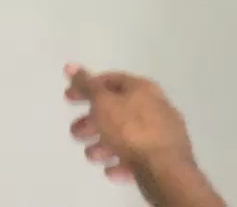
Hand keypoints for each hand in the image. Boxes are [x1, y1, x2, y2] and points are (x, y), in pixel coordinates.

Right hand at [63, 64, 199, 192]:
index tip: (69, 99)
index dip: (85, 87)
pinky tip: (110, 169)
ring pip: (126, 135)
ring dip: (104, 143)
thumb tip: (70, 64)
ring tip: (91, 155)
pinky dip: (122, 160)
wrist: (167, 172)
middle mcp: (156, 107)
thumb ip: (85, 83)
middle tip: (76, 132)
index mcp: (143, 89)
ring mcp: (164, 134)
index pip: (108, 80)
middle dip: (92, 122)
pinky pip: (139, 154)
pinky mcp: (167, 159)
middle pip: (116, 110)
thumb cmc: (131, 129)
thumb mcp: (101, 101)